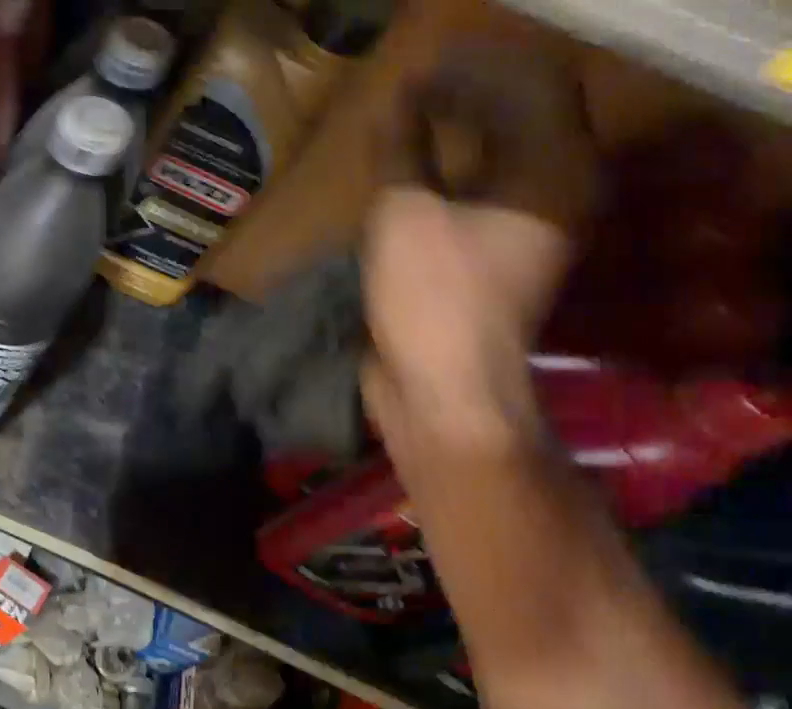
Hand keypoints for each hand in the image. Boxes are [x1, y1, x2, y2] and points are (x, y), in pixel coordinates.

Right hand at [361, 47, 593, 456]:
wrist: (446, 388)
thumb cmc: (429, 298)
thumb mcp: (403, 217)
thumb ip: (401, 153)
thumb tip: (396, 106)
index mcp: (554, 168)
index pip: (527, 86)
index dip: (470, 72)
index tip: (413, 76)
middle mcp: (562, 188)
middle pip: (524, 117)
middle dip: (467, 98)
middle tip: (408, 96)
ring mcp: (537, 227)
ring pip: (506, 157)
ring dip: (460, 136)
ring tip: (407, 128)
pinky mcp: (507, 257)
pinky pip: (490, 194)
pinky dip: (456, 175)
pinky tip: (416, 179)